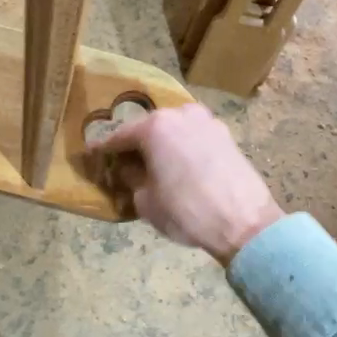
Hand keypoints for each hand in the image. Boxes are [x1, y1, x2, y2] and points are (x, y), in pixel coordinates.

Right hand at [89, 103, 285, 263]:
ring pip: (173, 130)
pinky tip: (177, 165)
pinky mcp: (226, 135)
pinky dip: (181, 148)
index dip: (103, 149)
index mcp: (155, 126)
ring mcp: (207, 122)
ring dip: (160, 144)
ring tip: (151, 164)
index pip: (119, 136)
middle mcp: (180, 114)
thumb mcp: (146, 200)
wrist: (245, 222)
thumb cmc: (187, 211)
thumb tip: (129, 168)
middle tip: (122, 162)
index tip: (91, 154)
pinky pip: (193, 138)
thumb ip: (131, 178)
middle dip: (134, 144)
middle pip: (148, 128)